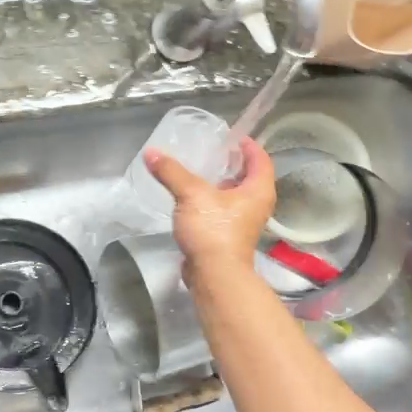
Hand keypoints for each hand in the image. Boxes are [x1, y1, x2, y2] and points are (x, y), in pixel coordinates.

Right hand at [144, 137, 275, 269]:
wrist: (214, 275)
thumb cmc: (213, 230)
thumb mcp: (191, 194)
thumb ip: (172, 172)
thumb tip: (151, 153)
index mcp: (258, 190)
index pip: (261, 159)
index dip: (248, 146)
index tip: (232, 137)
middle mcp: (257, 205)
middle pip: (249, 177)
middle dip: (232, 164)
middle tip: (212, 152)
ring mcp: (244, 223)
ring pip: (235, 196)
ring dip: (220, 184)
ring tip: (199, 173)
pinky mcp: (229, 236)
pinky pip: (223, 211)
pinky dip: (212, 201)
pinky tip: (192, 199)